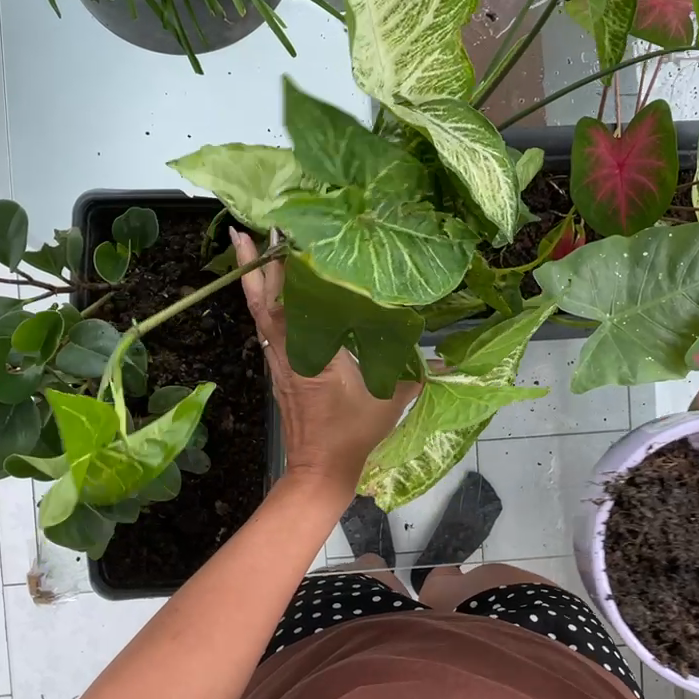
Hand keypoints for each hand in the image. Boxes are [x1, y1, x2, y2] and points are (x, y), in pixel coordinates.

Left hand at [234, 230, 416, 494]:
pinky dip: (263, 304)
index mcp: (312, 354)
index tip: (283, 236)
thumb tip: (450, 364)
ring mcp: (278, 362)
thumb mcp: (389, 402)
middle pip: (263, 302)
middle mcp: (287, 353)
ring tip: (247, 247)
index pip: (291, 305)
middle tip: (251, 228)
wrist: (320, 470)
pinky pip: (267, 330)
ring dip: (254, 281)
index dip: (284, 271)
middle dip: (256, 265)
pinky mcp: (278, 371)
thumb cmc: (352, 434)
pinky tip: (267, 290)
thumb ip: (417, 376)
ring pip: (260, 314)